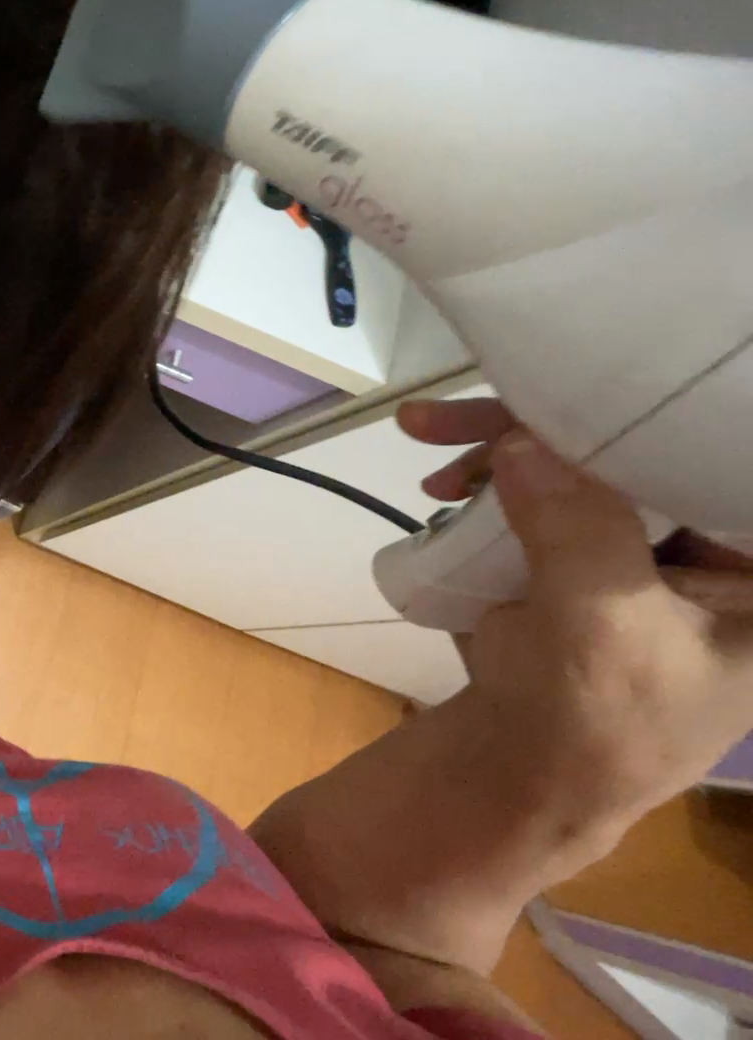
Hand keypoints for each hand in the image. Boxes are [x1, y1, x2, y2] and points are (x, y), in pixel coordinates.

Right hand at [398, 397, 752, 807]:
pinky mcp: (579, 542)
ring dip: (498, 450)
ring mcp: (643, 535)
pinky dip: (486, 479)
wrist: (527, 761)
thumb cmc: (601, 714)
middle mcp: (716, 533)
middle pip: (637, 446)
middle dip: (538, 429)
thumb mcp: (603, 628)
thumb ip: (578, 535)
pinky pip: (537, 487)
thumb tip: (520, 445)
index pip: (720, 456)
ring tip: (430, 460)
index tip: (567, 389)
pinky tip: (445, 489)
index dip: (658, 414)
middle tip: (441, 422)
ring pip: (577, 460)